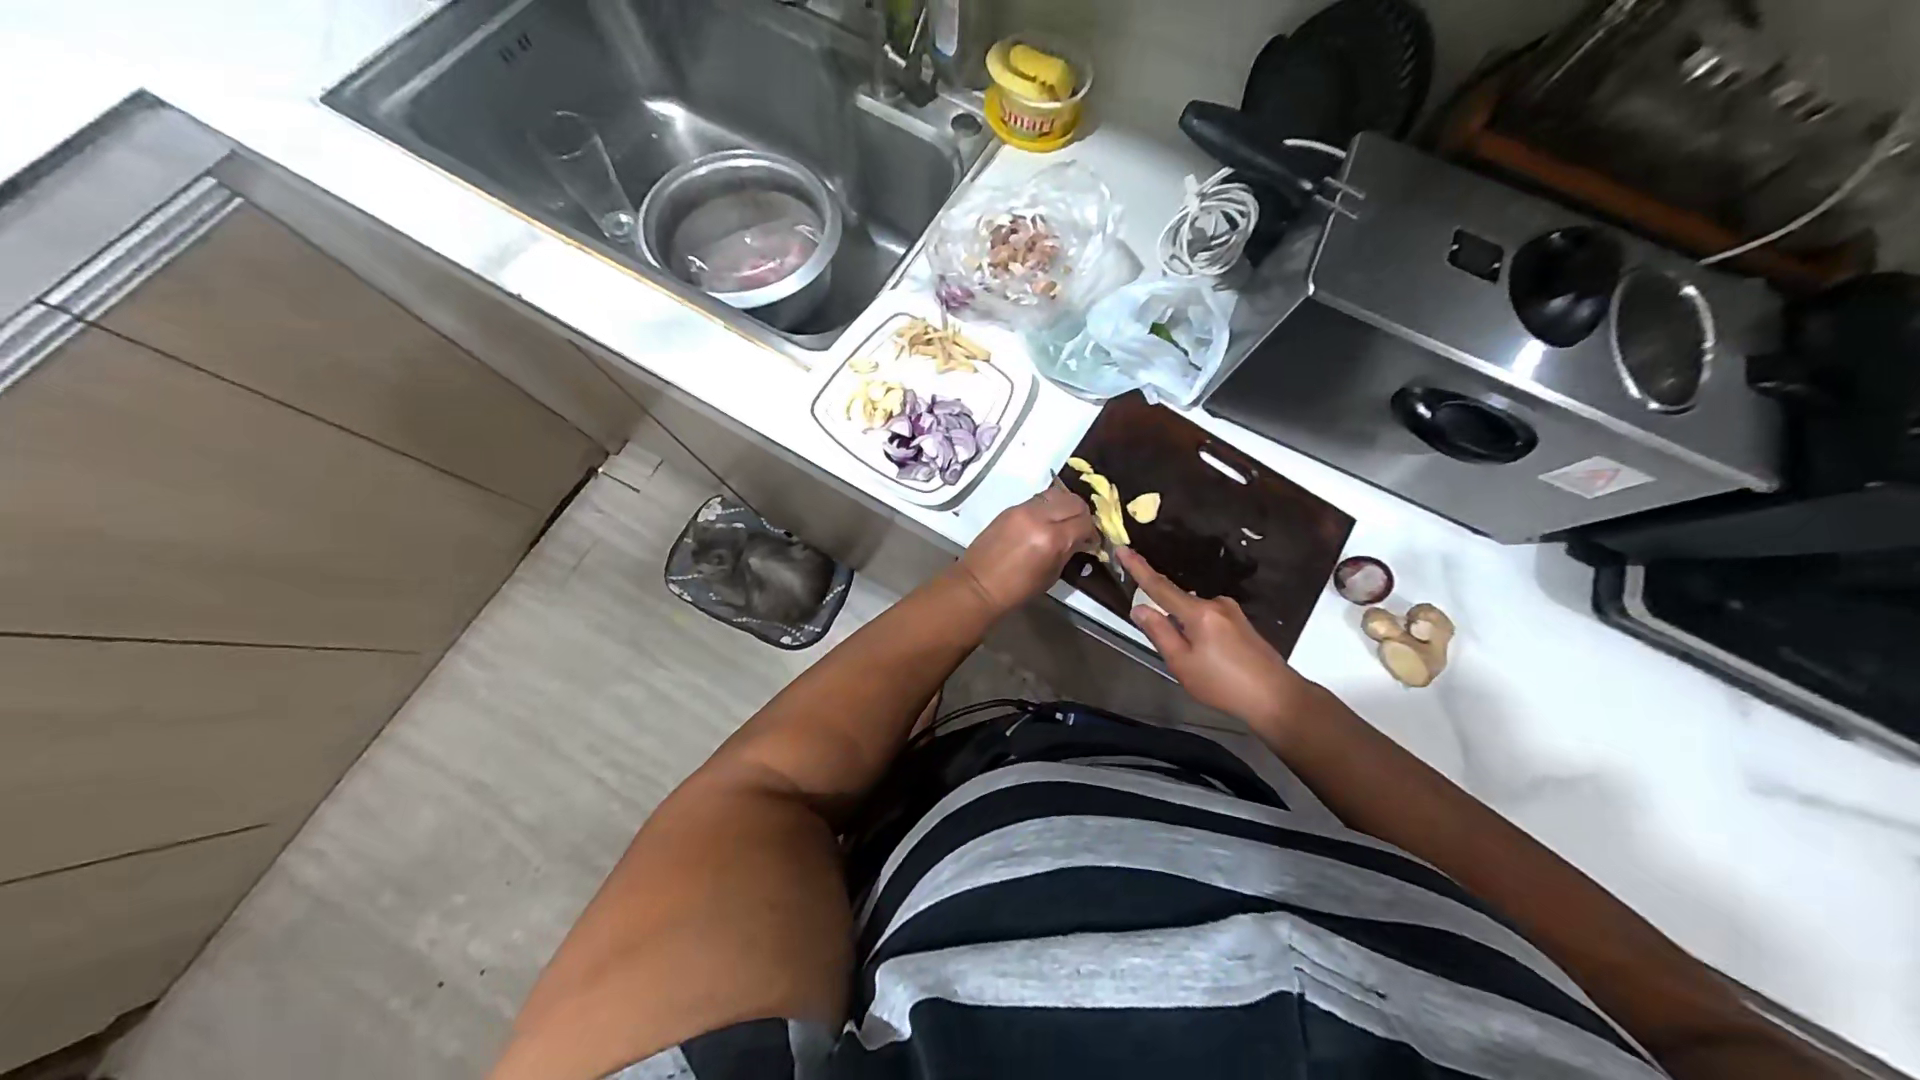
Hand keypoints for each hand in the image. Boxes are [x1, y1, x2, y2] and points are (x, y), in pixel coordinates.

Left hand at [952, 481, 1099, 617]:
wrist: (979, 583)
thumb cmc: (1018, 588)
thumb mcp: (1052, 574)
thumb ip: (1069, 551)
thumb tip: (1081, 539)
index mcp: (1052, 538)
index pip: (1085, 522)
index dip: (1092, 533)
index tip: (1091, 542)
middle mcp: (1039, 517)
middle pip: (1074, 501)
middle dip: (1082, 515)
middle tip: (1080, 529)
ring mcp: (1023, 509)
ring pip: (1057, 494)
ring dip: (1065, 506)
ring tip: (1063, 522)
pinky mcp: (1011, 508)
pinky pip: (1038, 499)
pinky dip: (1048, 507)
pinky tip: (1046, 521)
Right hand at [1118, 545, 1317, 736]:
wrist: (1277, 697)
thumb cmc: (1224, 684)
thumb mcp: (1182, 663)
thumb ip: (1159, 633)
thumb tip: (1140, 608)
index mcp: (1199, 612)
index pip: (1160, 587)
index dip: (1138, 568)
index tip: (1123, 549)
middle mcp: (1216, 604)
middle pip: (1178, 603)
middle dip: (1169, 623)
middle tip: (1178, 659)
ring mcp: (1232, 612)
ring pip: (1194, 615)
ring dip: (1187, 633)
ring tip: (1200, 668)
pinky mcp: (1241, 623)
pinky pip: (1209, 621)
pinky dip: (1201, 636)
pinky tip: (1213, 662)